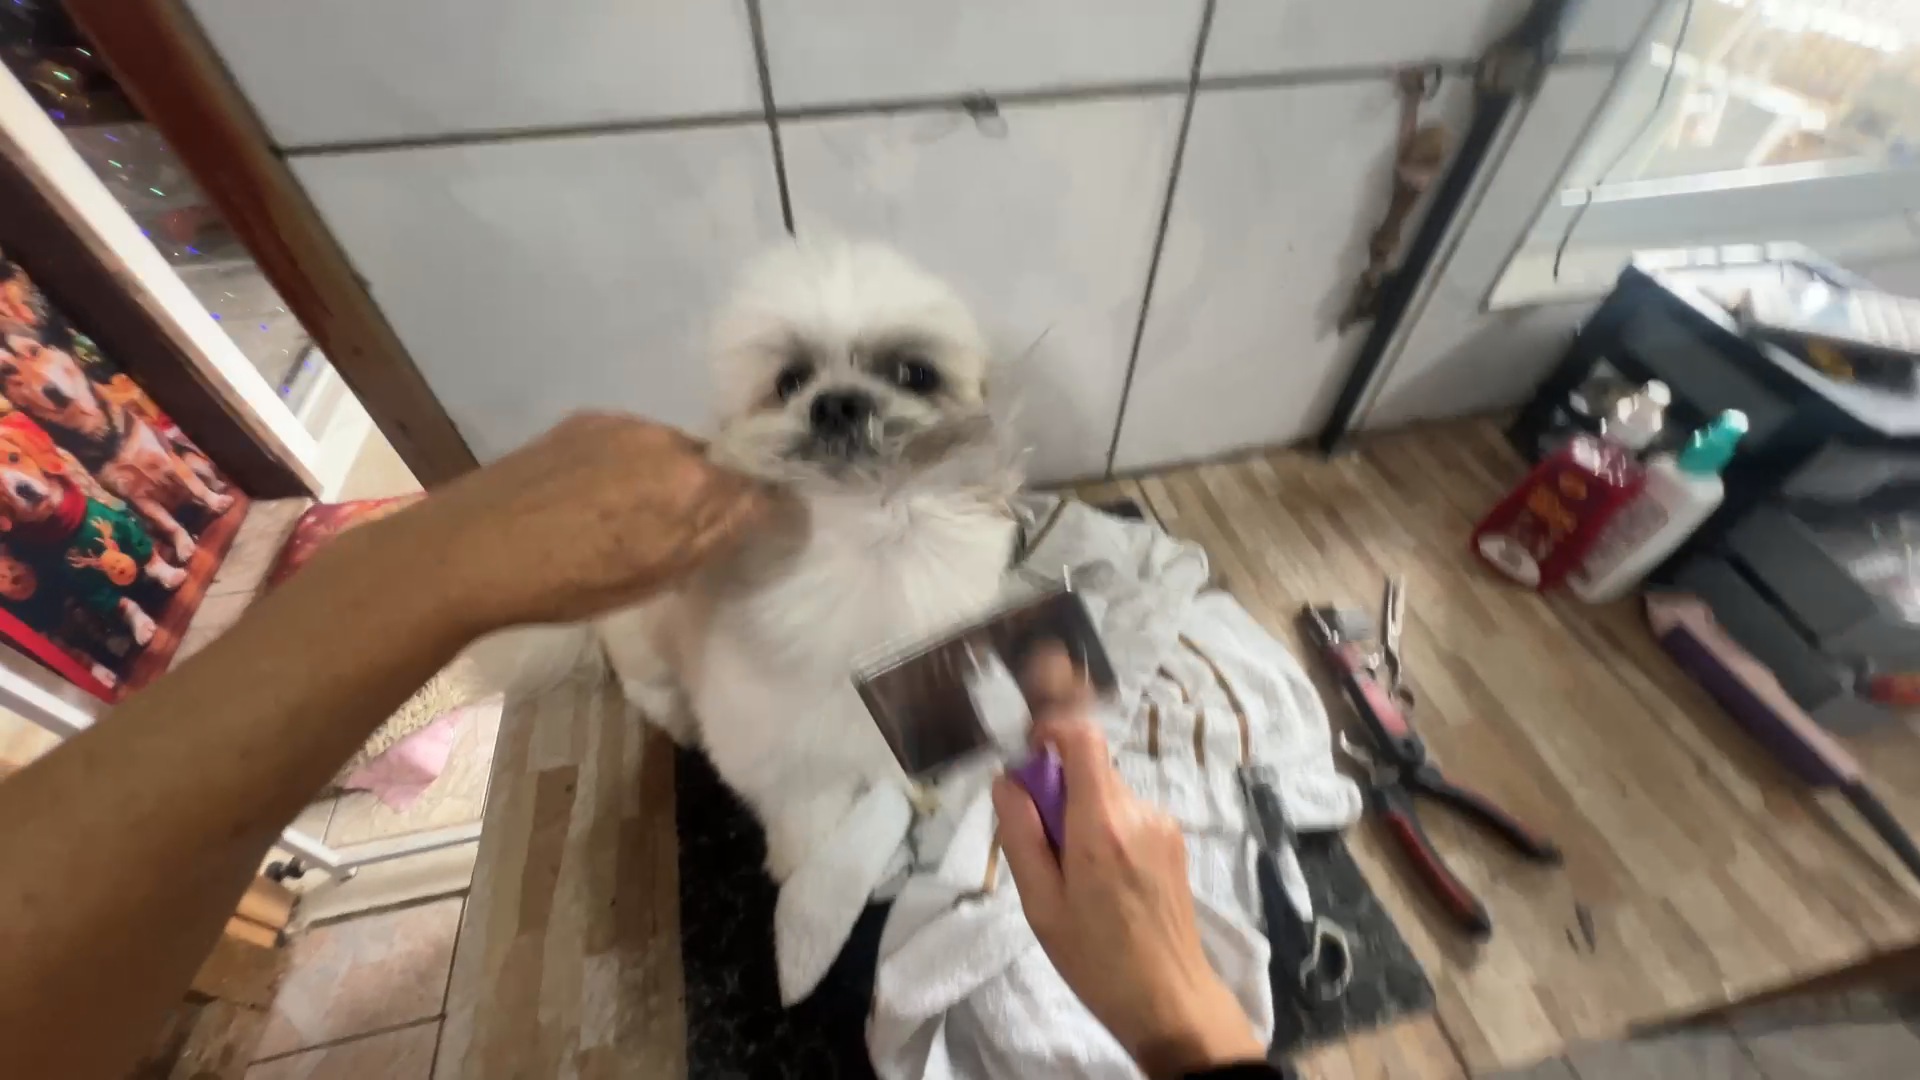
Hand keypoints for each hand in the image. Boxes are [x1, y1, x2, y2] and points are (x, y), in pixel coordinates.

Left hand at [385, 413, 769, 631]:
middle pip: (716, 463)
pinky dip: (629, 462)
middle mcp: (669, 440)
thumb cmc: (572, 581)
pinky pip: (632, 439)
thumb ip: (722, 533)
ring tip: (624, 512)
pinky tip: (593, 492)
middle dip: (708, 491)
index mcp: (695, 482)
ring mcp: (624, 423)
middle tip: (673, 530)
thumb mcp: (661, 574)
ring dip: (667, 476)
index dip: (755, 508)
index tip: (740, 529)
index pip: (759, 485)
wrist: (466, 551)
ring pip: (672, 450)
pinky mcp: (586, 418)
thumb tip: (763, 503)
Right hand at [993, 647, 1265, 1078]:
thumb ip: (1020, 832)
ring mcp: (1162, 821)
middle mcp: (1138, 809)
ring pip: (1105, 789)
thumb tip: (1007, 779)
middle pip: (1089, 765)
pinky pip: (1125, 809)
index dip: (1053, 725)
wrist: (1172, 1001)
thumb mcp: (1040, 902)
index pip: (1083, 736)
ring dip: (1080, 810)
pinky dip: (1104, 824)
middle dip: (1057, 787)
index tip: (1029, 749)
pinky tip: (1103, 876)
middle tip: (1043, 841)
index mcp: (1102, 823)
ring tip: (1076, 871)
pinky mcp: (1173, 835)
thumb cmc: (1096, 958)